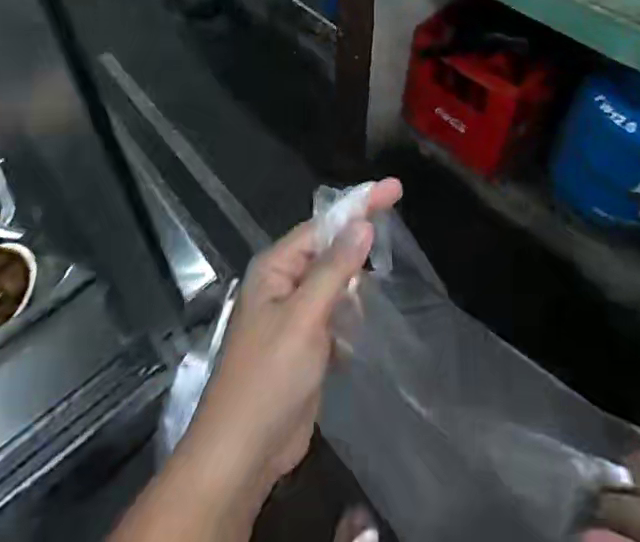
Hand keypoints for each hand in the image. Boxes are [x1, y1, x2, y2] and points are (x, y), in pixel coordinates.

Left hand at [183, 179, 403, 498]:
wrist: (244, 451)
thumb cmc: (269, 376)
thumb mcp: (304, 317)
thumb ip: (334, 269)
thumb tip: (363, 224)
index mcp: (275, 268)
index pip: (324, 224)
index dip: (360, 204)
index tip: (395, 187)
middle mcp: (283, 285)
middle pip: (330, 249)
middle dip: (360, 240)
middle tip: (395, 229)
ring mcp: (294, 316)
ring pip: (336, 283)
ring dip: (356, 283)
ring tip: (381, 277)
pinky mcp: (306, 345)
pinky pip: (336, 315)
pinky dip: (352, 315)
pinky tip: (363, 324)